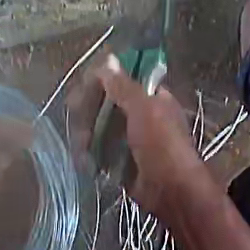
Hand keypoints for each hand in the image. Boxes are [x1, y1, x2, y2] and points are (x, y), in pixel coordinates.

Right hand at [72, 54, 217, 222]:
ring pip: (102, 131)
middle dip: (90, 113)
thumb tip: (108, 58)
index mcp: (153, 100)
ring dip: (88, 136)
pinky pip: (102, 154)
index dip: (101, 84)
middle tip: (78, 121)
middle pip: (108, 107)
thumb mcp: (144, 108)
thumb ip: (123, 85)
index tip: (82, 91)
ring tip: (82, 145)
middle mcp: (143, 118)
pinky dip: (91, 156)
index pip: (122, 83)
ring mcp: (133, 142)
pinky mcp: (124, 164)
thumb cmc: (162, 144)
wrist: (172, 190)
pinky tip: (84, 159)